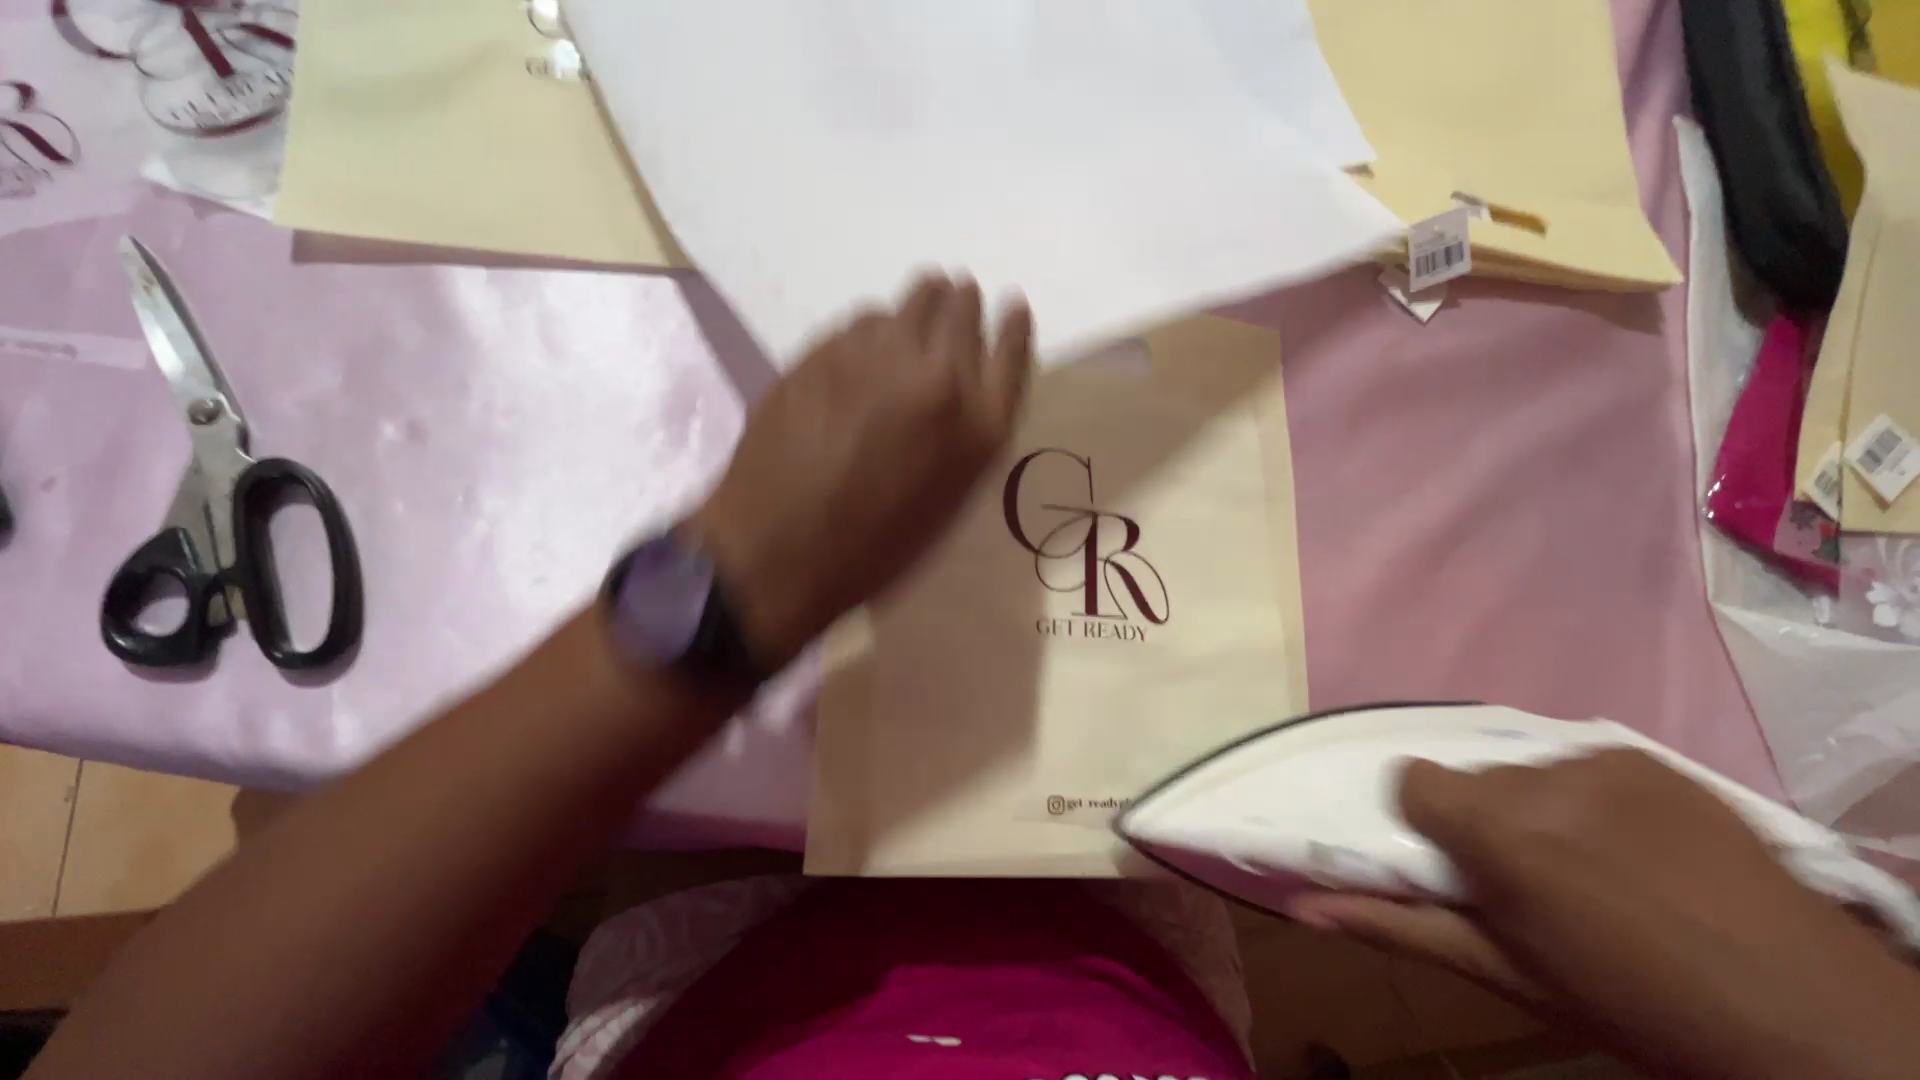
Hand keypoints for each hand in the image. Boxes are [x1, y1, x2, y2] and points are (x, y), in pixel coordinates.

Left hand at [691, 273, 1031, 670]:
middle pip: (962, 308)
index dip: (1012, 323)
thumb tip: (961, 385)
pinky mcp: (824, 351)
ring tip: (910, 324)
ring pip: (909, 304)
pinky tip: (862, 355)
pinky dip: (870, 331)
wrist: (779, 553)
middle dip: (960, 303)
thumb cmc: (874, 547)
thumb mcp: (946, 497)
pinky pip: (861, 322)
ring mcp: (876, 358)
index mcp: (979, 428)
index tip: (1009, 306)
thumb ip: (965, 433)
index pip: (1012, 347)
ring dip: (916, 310)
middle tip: (954, 302)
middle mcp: (937, 379)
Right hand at [1288, 749, 1919, 1079]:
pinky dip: (1588, 796)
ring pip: (1527, 769)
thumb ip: (1399, 927)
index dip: (1427, 823)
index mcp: (1499, 832)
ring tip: (1591, 864)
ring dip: (1536, 806)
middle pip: (1473, 776)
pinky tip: (1635, 844)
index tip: (1460, 866)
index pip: (1412, 778)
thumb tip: (1302, 906)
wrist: (1808, 1019)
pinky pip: (1583, 762)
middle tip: (1530, 878)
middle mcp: (1544, 778)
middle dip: (1484, 818)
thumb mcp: (1507, 974)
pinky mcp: (1654, 758)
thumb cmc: (1631, 1005)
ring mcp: (1606, 761)